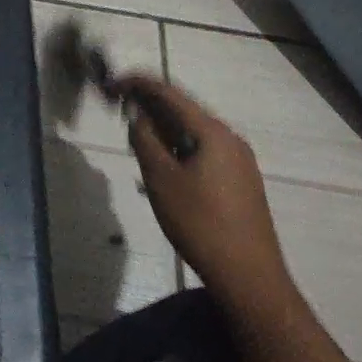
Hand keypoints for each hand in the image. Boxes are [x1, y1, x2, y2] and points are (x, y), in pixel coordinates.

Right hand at [113, 74, 287, 295]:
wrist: (250, 277)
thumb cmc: (200, 224)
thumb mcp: (161, 179)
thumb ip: (145, 140)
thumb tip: (138, 117)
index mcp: (212, 131)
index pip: (169, 93)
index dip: (137, 83)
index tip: (111, 84)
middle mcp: (230, 138)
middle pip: (183, 110)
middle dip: (150, 108)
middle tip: (120, 115)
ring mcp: (240, 160)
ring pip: (193, 133)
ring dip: (163, 131)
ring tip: (138, 146)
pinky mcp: (241, 181)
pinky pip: (204, 151)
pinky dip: (179, 149)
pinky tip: (164, 170)